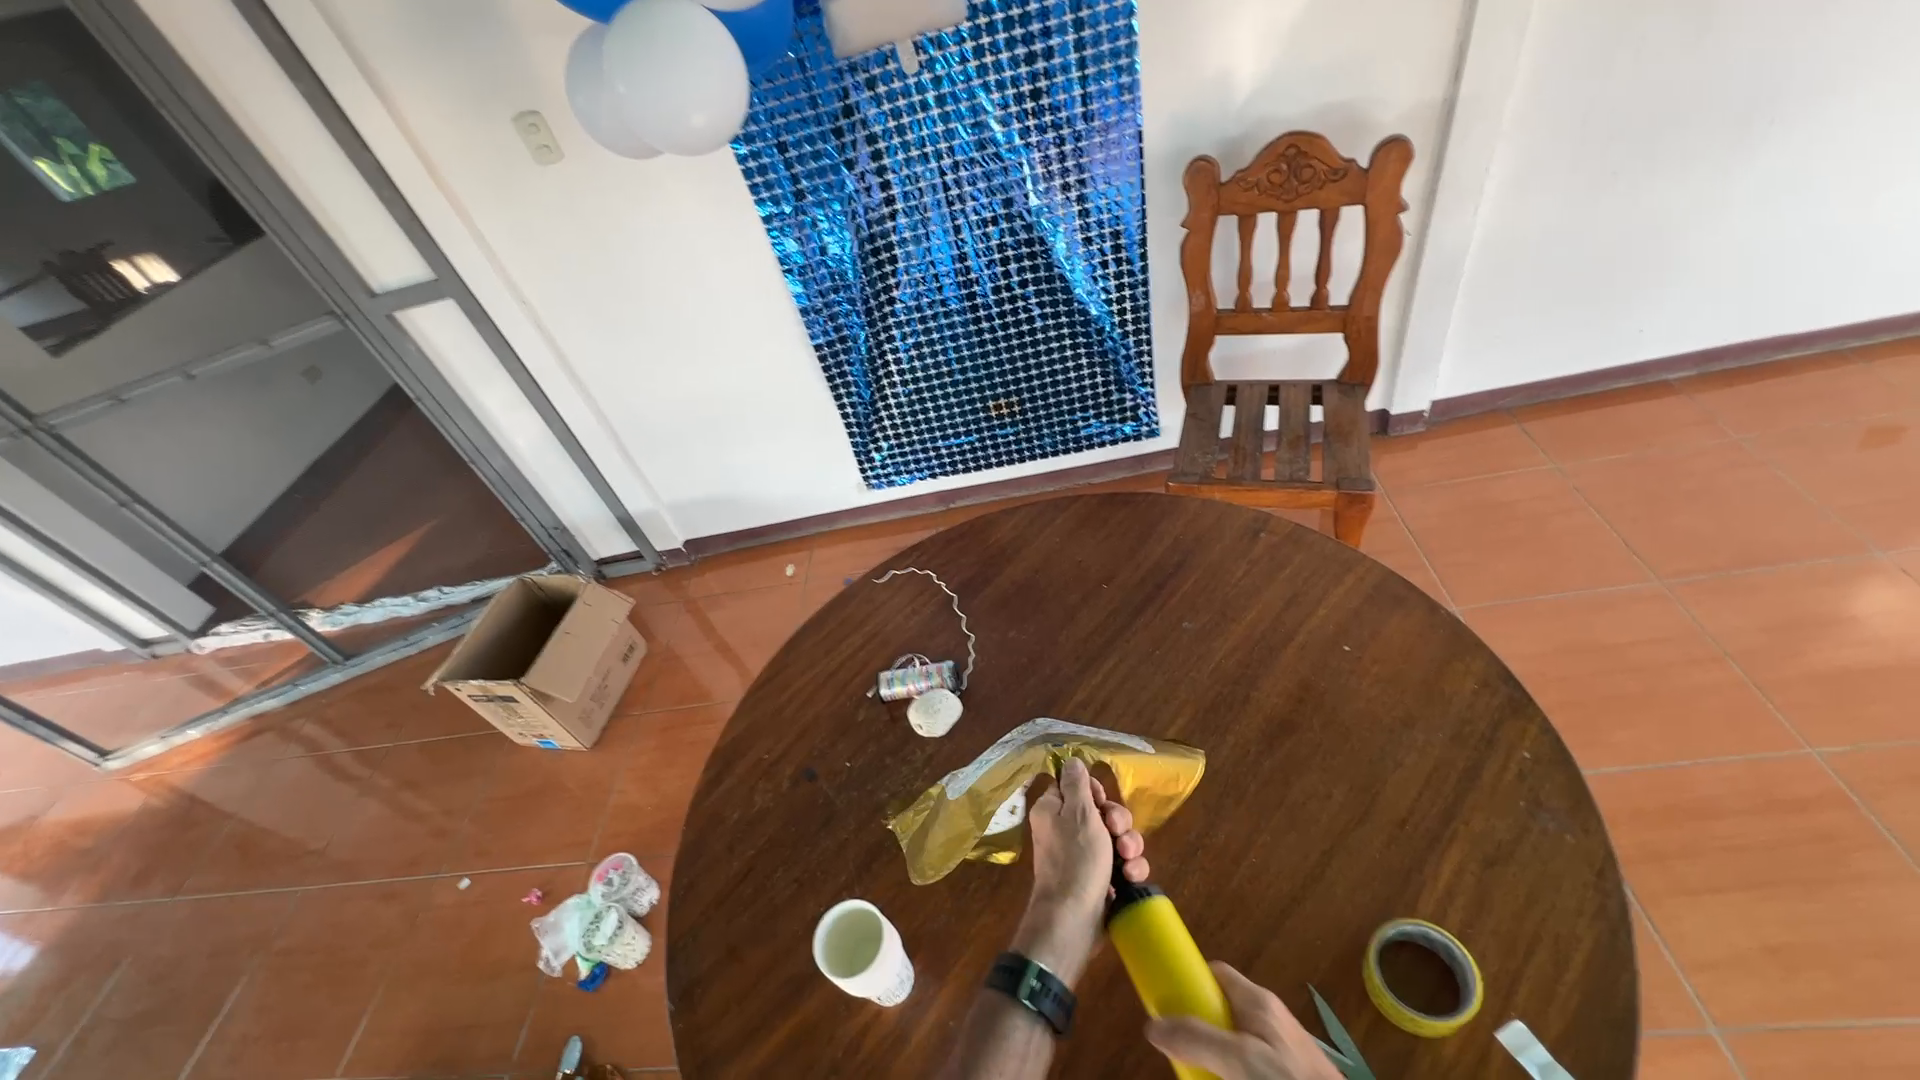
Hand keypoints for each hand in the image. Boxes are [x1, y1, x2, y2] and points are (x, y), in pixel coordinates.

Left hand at [1012, 758, 1148, 984]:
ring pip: (1118, 839)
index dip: (1096, 794)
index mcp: (1054, 811)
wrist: (1074, 920)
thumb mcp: (1078, 814)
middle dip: (1119, 823)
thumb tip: (1071, 760)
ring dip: (1130, 847)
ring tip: (1127, 862)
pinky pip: (1122, 865)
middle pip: (1103, 813)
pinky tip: (1130, 878)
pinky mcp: (1101, 880)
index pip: (1077, 788)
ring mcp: (1084, 857)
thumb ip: (1077, 785)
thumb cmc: (1075, 861)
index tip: (1101, 805)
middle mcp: (1066, 831)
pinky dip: (1129, 870)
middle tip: (1118, 834)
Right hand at [1145, 962, 1342, 1079]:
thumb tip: (1152, 1025)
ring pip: (1232, 1047)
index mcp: (1256, 1002)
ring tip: (1199, 1077)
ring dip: (1213, 1062)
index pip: (1215, 974)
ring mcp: (1278, 1050)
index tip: (1167, 1006)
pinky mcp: (1285, 1075)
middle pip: (1219, 1013)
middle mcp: (1267, 1020)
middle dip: (1196, 1033)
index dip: (1188, 983)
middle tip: (1181, 1057)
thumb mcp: (1239, 1060)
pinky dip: (1232, 1075)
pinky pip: (1248, 1068)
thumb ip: (1197, 1040)